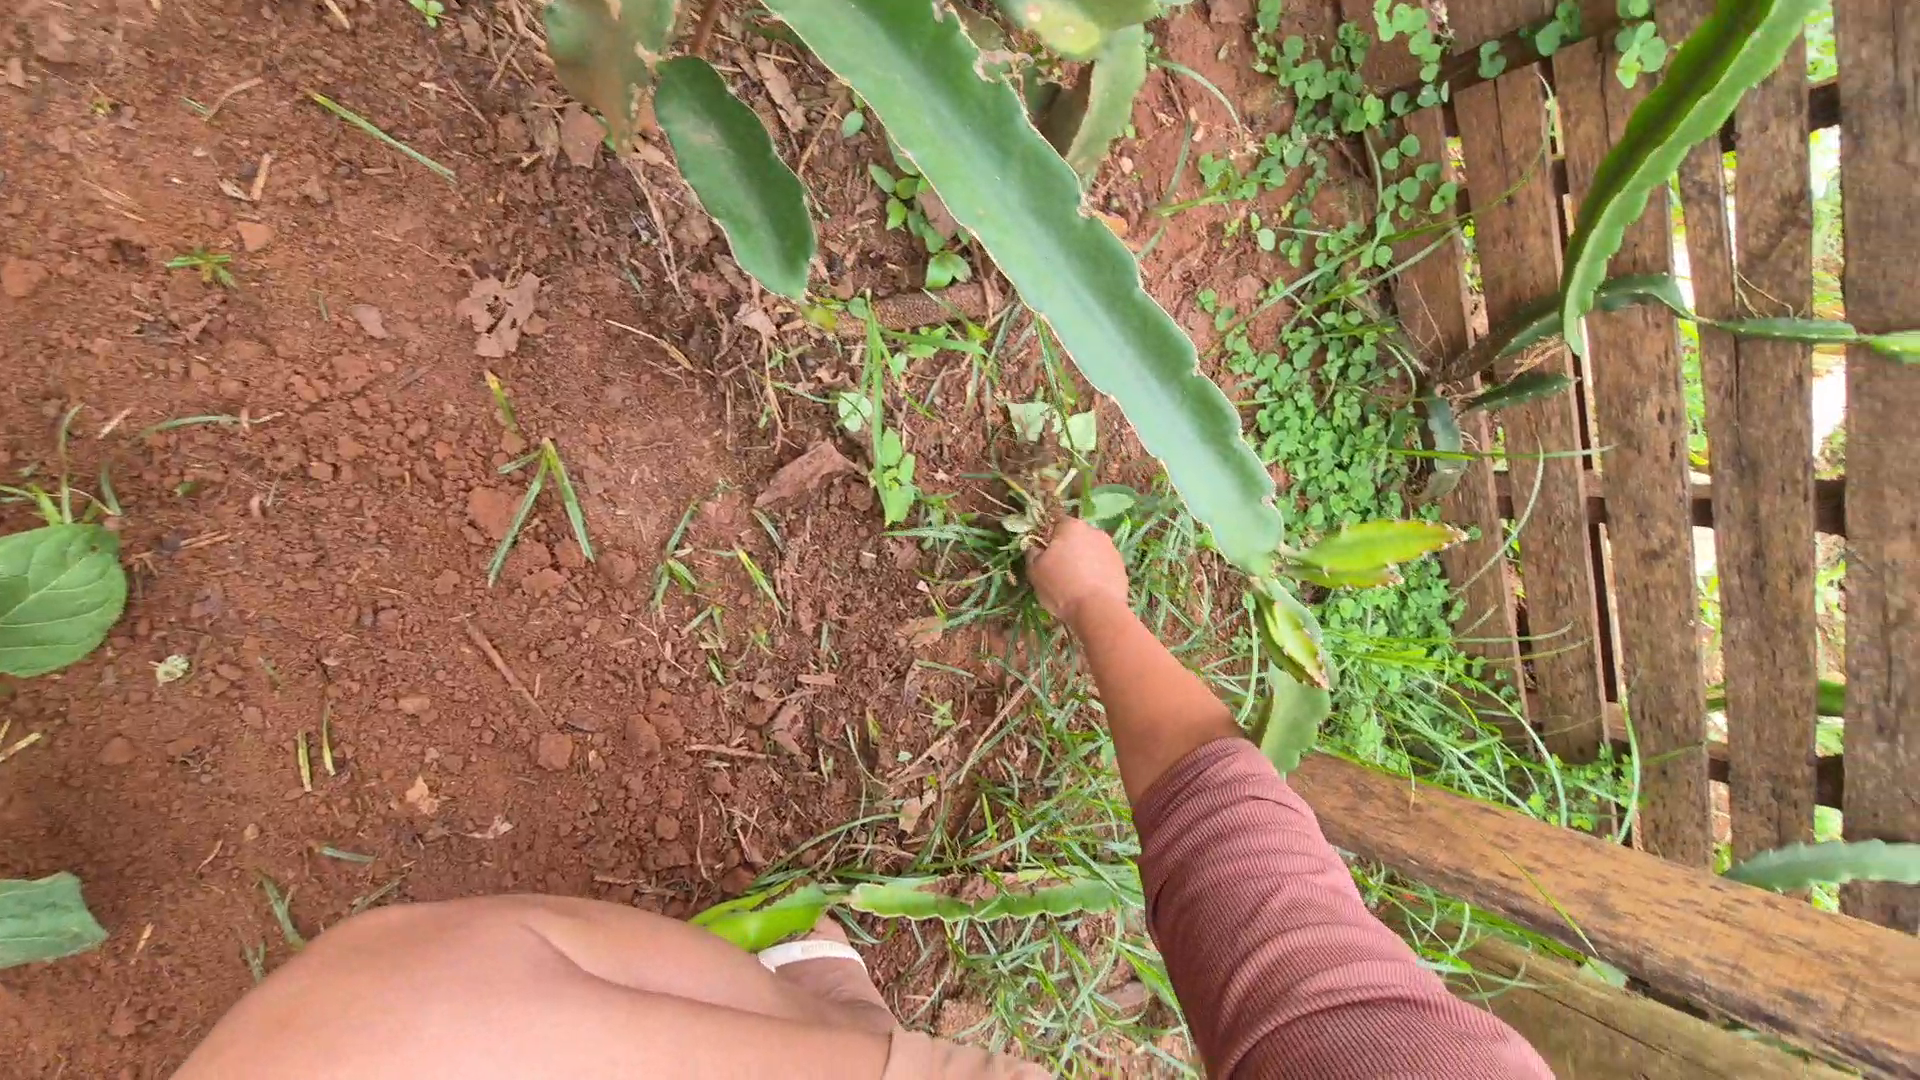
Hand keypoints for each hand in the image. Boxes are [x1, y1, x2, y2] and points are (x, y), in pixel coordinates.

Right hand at [1026, 517, 1129, 627]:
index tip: (1044, 553)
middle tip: (1058, 569)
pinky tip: (1090, 589)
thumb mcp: (1035, 570)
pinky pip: (1103, 566)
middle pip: (1076, 536)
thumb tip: (1036, 548)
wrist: (1097, 610)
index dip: (1048, 536)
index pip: (1057, 521)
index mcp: (1072, 526)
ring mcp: (1111, 549)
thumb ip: (1032, 553)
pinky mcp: (1121, 567)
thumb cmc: (1061, 586)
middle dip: (1068, 548)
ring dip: (1084, 560)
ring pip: (1091, 551)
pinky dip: (1096, 573)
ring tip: (1076, 582)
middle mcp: (1094, 532)